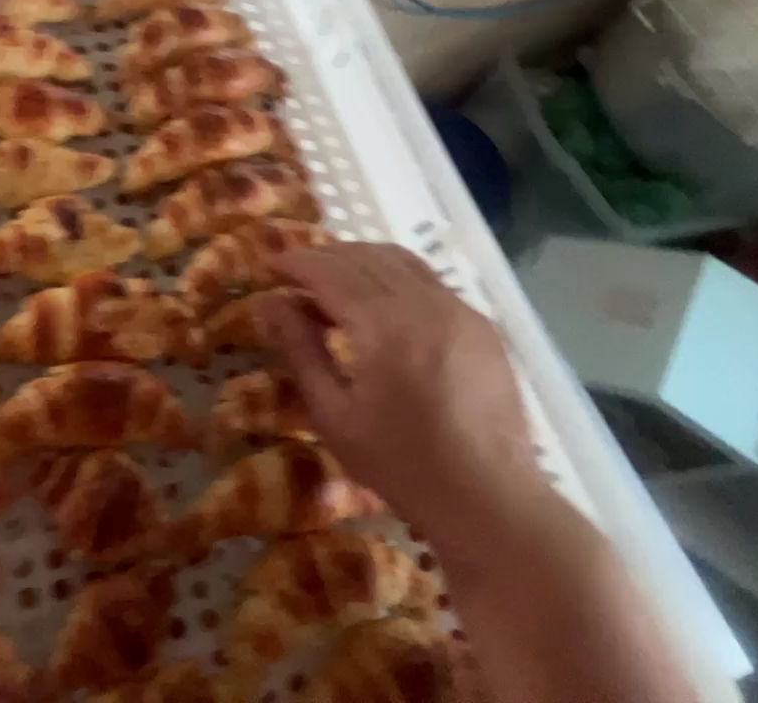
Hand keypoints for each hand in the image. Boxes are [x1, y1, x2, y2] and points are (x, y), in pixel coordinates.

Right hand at [255, 242, 543, 540]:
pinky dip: (392, 276)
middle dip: (322, 257)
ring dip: (357, 260)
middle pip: (363, 256)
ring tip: (330, 283)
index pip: (329, 271)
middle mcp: (425, 304)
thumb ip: (300, 349)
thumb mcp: (332, 414)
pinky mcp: (481, 325)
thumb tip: (269, 303)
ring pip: (399, 260)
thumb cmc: (400, 464)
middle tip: (292, 276)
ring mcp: (460, 310)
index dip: (294, 262)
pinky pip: (428, 280)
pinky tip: (378, 305)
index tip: (267, 267)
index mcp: (384, 326)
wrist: (490, 501)